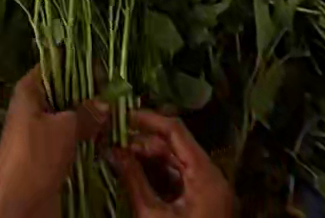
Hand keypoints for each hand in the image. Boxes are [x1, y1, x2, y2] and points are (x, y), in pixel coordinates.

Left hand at [0, 68, 105, 217]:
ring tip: (118, 117)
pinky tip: (107, 138)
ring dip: (91, 118)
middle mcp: (34, 105)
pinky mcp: (49, 155)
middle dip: (90, 94)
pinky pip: (71, 138)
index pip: (56, 64)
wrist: (18, 209)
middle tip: (118, 96)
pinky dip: (87, 138)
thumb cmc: (36, 157)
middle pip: (65, 90)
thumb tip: (106, 102)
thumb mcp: (64, 129)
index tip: (106, 72)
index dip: (80, 65)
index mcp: (30, 89)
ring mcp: (41, 131)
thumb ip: (86, 112)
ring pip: (70, 116)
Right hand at [111, 111, 234, 217]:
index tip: (120, 117)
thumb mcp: (152, 216)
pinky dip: (158, 176)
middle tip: (115, 144)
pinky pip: (180, 180)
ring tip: (121, 159)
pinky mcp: (205, 207)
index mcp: (206, 175)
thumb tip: (112, 150)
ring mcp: (210, 193)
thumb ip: (133, 178)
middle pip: (175, 145)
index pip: (175, 129)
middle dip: (143, 144)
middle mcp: (212, 177)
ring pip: (176, 162)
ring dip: (149, 159)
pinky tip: (136, 177)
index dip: (147, 119)